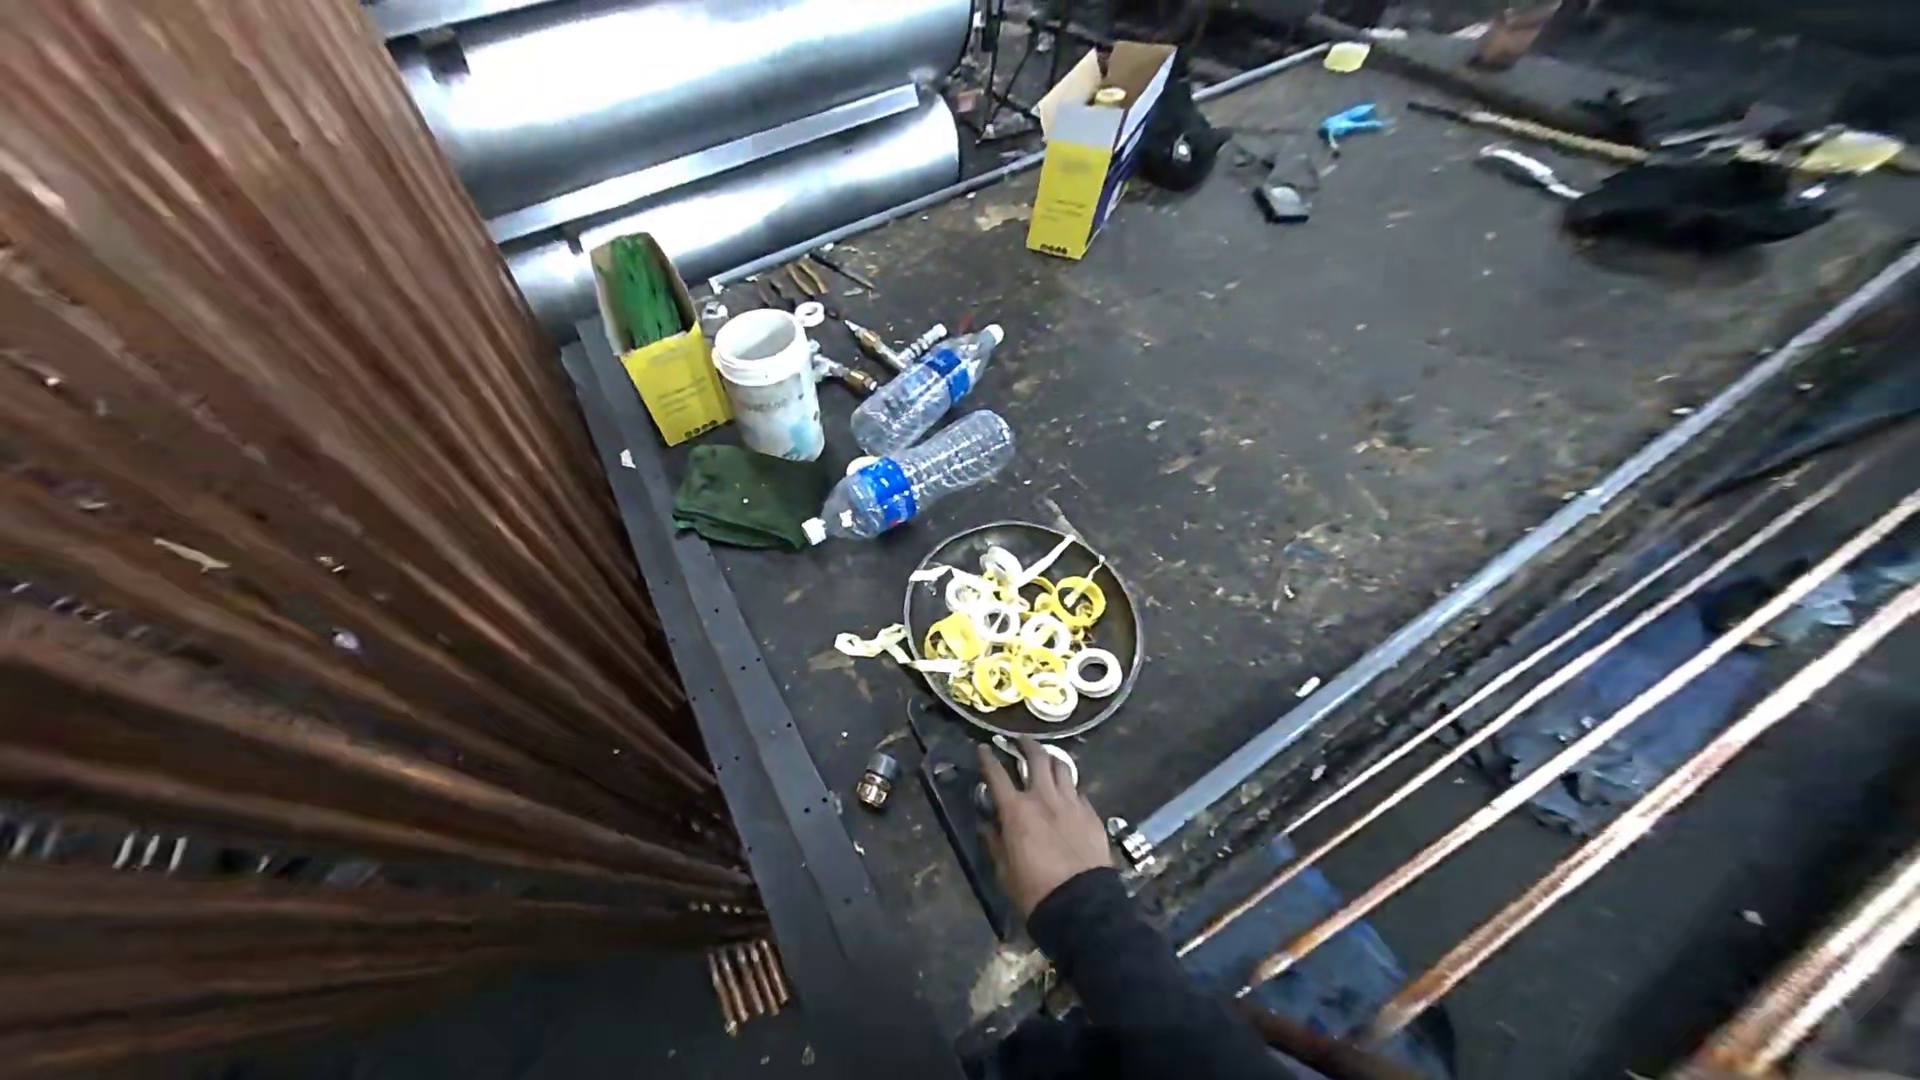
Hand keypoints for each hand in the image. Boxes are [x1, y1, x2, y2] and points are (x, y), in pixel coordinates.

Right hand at [978, 737, 1113, 917]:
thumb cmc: (1035, 892)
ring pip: (1062, 767)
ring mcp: (1071, 803)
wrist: (1082, 906)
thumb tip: (987, 826)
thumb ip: (996, 843)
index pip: (997, 774)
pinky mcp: (1091, 814)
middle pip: (1036, 757)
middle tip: (1021, 740)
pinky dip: (1070, 786)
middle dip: (1026, 744)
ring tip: (1047, 758)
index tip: (984, 747)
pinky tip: (1068, 792)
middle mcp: (1043, 798)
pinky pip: (1078, 790)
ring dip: (1051, 759)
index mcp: (1016, 811)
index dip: (988, 758)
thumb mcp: (1005, 871)